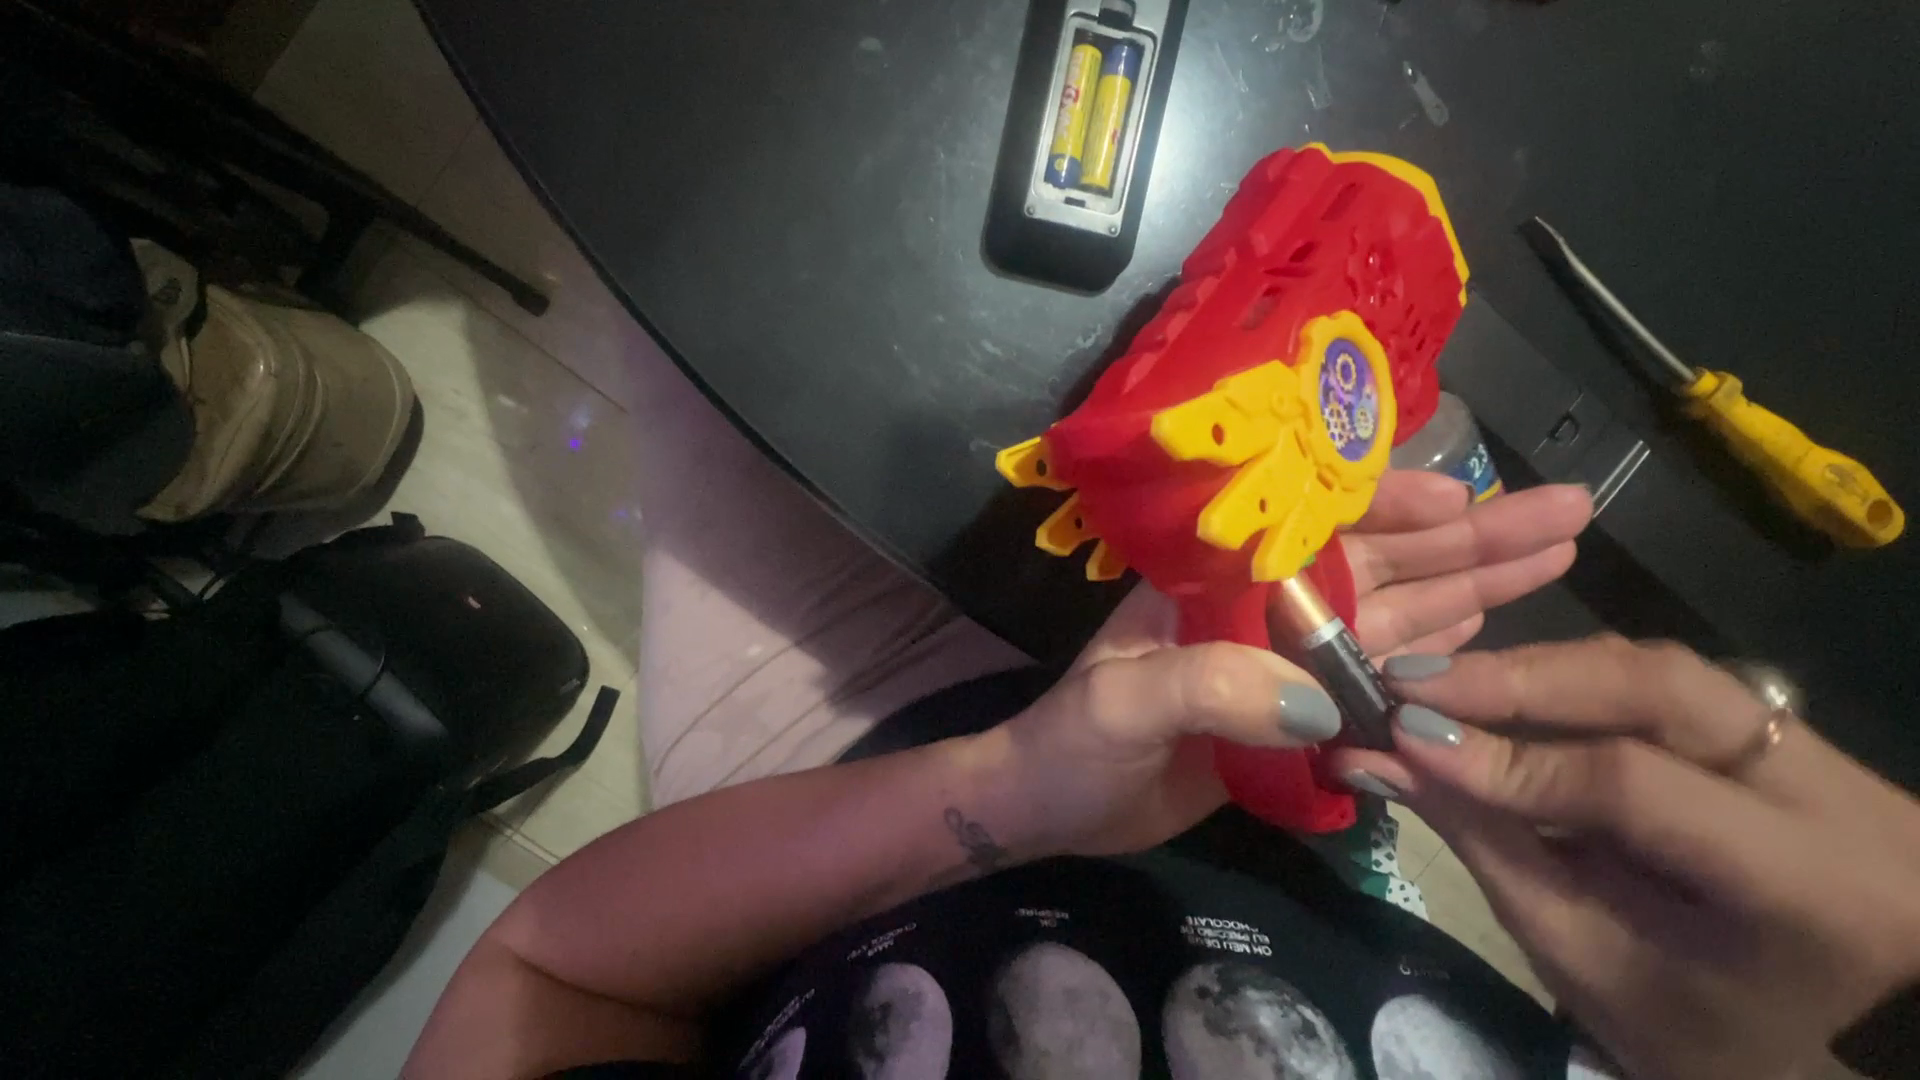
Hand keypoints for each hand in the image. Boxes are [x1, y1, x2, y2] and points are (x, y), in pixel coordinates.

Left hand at [983, 471, 1591, 857]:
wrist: (1054, 805)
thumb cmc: (1074, 743)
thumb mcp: (1126, 703)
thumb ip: (1209, 686)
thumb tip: (1320, 700)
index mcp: (1214, 588)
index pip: (1312, 532)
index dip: (1388, 510)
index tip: (1466, 495)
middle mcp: (1255, 612)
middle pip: (1373, 568)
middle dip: (1462, 540)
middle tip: (1564, 511)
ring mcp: (1276, 662)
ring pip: (1385, 618)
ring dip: (1465, 587)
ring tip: (1550, 558)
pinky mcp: (1285, 713)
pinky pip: (1368, 678)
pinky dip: (1425, 652)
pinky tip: (1477, 630)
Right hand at [1329, 637, 1919, 1079]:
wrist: (1833, 1062)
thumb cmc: (1699, 1037)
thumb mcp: (1583, 957)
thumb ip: (1481, 842)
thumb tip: (1373, 758)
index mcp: (1817, 891)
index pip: (1634, 783)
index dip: (1504, 757)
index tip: (1398, 736)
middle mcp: (1847, 801)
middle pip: (1659, 687)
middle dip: (1518, 677)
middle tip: (1410, 683)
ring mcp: (1831, 761)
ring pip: (1661, 671)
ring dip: (1537, 671)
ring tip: (1440, 684)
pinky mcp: (1792, 744)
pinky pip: (1666, 688)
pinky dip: (1569, 685)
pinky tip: (1503, 697)